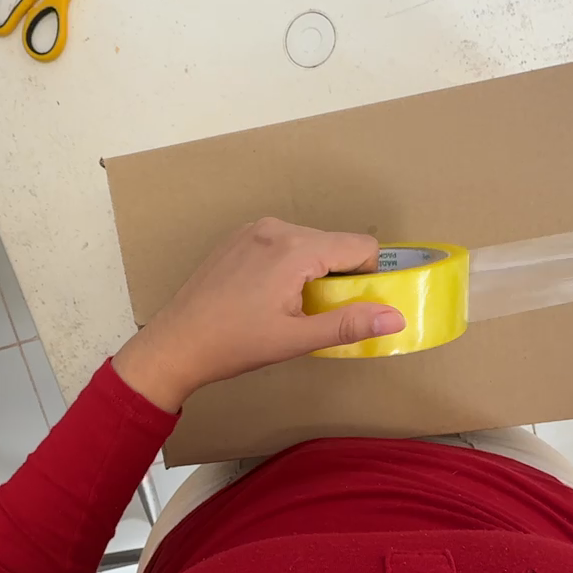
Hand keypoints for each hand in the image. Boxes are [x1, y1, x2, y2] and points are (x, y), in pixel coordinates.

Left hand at [113, 218, 405, 410]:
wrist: (176, 344)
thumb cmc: (233, 344)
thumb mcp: (296, 339)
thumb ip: (349, 324)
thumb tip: (396, 317)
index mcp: (296, 248)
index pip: (361, 245)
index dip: (366, 277)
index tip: (347, 307)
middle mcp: (276, 227)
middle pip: (333, 244)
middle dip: (335, 278)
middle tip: (309, 315)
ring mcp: (253, 229)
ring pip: (307, 244)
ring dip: (309, 273)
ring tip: (282, 309)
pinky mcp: (237, 238)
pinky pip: (280, 244)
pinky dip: (285, 266)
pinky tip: (263, 298)